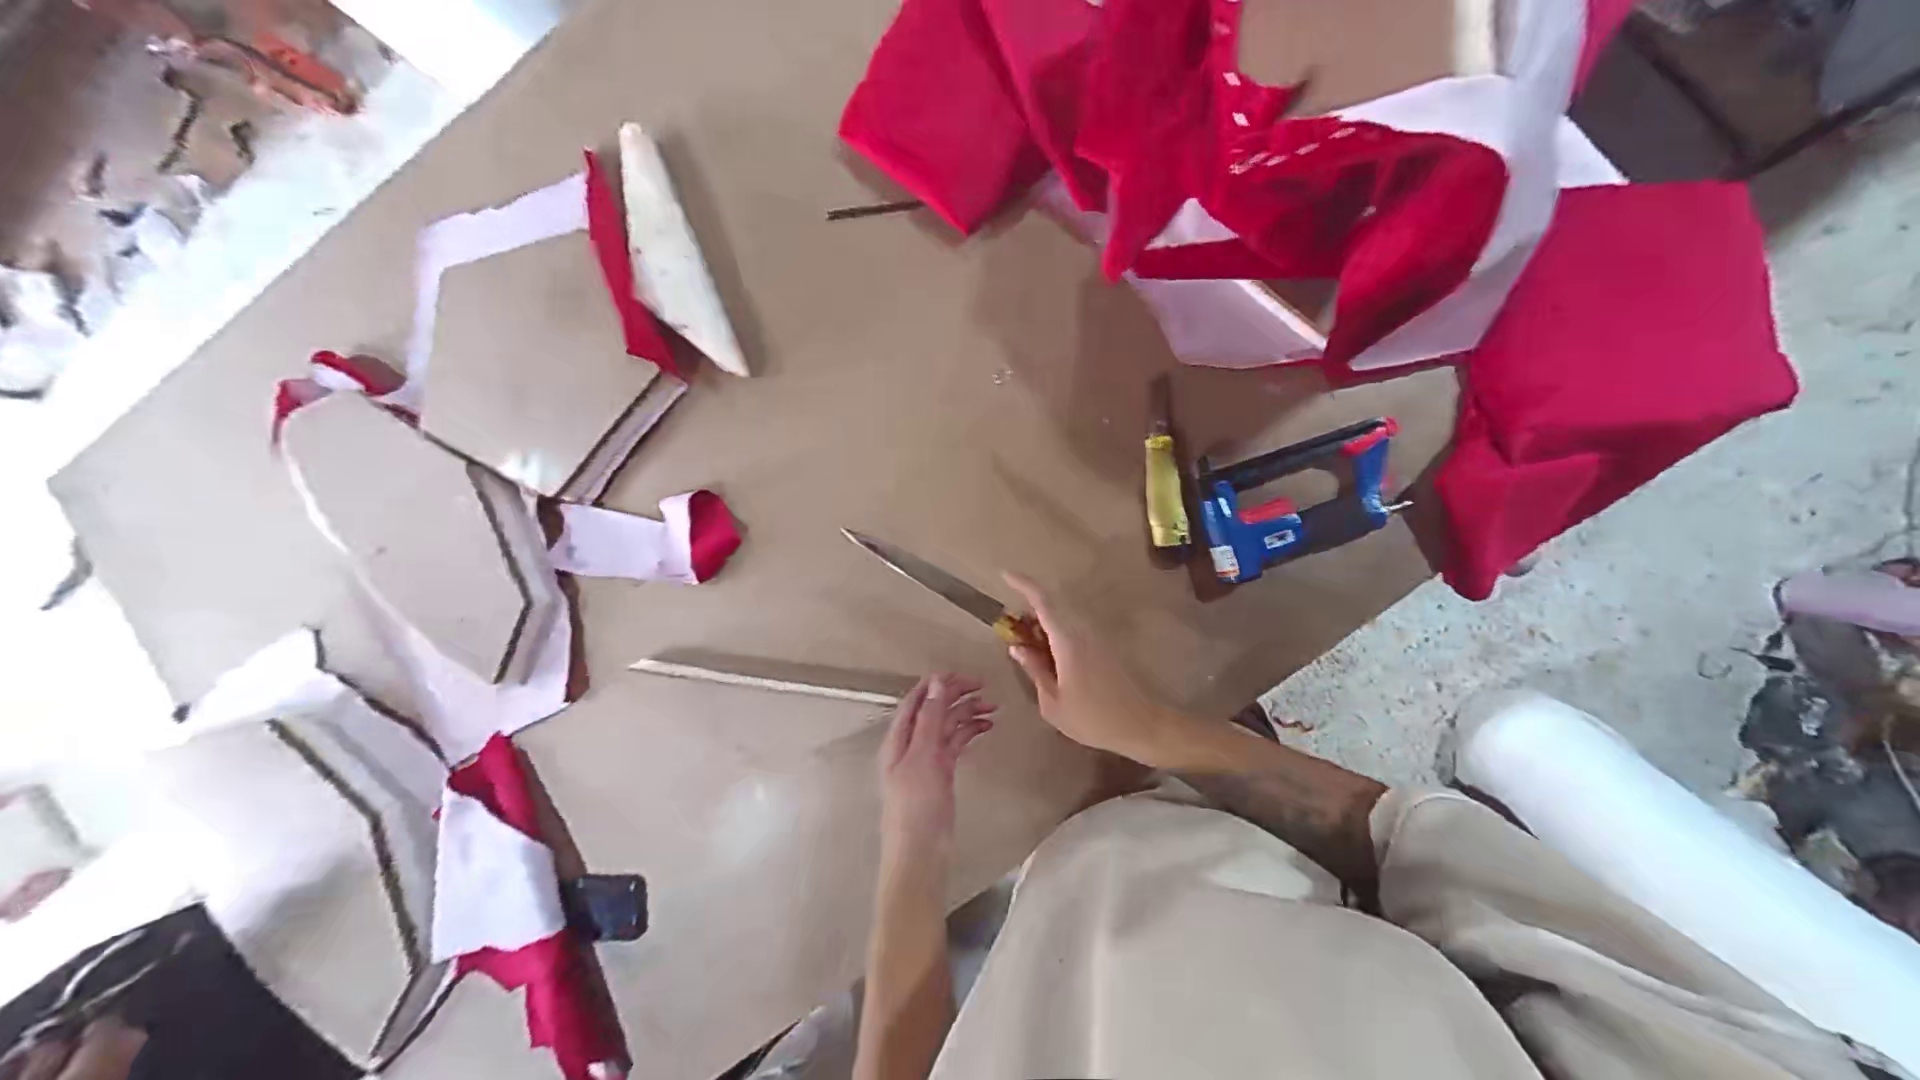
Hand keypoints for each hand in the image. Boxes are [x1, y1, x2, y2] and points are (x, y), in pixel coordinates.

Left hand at [878, 674, 995, 851]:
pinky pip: (955, 743)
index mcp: (899, 737)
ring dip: (967, 713)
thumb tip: (938, 682)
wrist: (920, 853)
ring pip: (948, 725)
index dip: (938, 683)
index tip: (965, 674)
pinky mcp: (941, 772)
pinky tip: (987, 726)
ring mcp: (927, 758)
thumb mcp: (924, 756)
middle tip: (985, 687)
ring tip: (994, 706)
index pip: (917, 699)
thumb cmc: (917, 805)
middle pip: (934, 709)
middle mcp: (911, 743)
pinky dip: (970, 732)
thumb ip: (930, 718)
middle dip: (957, 695)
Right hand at [1003, 573, 1213, 769]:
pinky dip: (1055, 632)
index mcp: (1068, 641)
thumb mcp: (1053, 702)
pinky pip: (1073, 628)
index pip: (1043, 601)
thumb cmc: (1093, 719)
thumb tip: (1017, 648)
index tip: (1005, 575)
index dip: (1023, 584)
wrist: (1141, 725)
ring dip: (1042, 622)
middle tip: (1010, 627)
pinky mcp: (1104, 646)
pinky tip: (1048, 654)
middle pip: (1052, 606)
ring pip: (1063, 617)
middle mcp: (1083, 631)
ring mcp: (1096, 637)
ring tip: (1026, 642)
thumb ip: (1034, 670)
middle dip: (1028, 609)